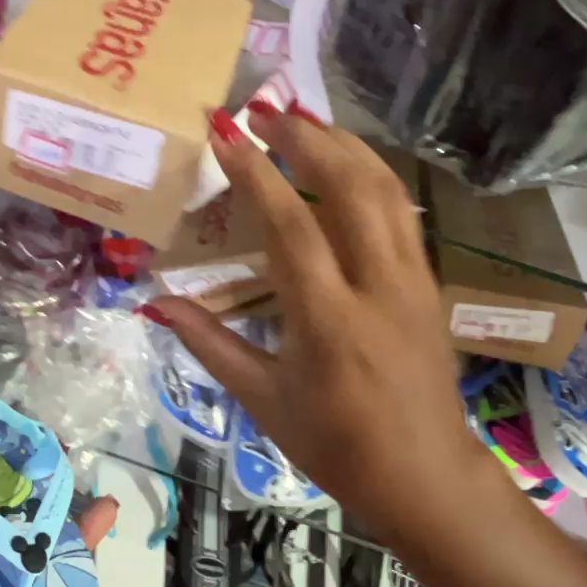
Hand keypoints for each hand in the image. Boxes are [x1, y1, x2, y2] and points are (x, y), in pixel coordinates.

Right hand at [145, 106, 495, 552]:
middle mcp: (378, 287)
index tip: (225, 133)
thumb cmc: (336, 446)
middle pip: (350, 188)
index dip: (256, 174)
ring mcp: (414, 280)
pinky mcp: (431, 282)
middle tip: (264, 109)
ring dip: (344, 146)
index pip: (291, 228)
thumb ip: (209, 343)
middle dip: (306, 138)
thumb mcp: (263, 401)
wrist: (426, 477)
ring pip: (385, 190)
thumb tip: (155, 303)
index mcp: (329, 321)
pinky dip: (372, 174)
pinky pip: (402, 211)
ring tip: (303, 120)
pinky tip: (346, 162)